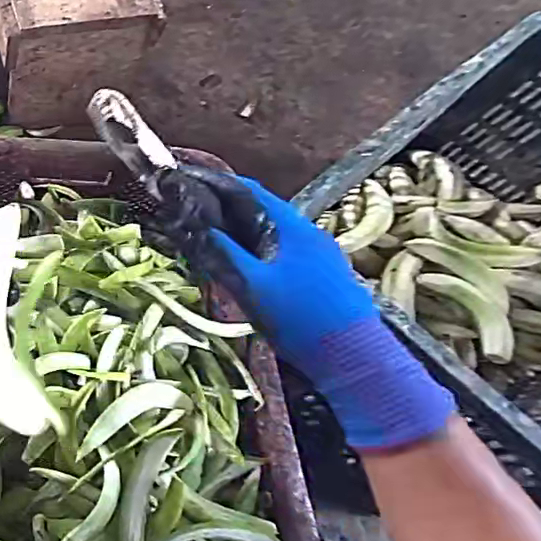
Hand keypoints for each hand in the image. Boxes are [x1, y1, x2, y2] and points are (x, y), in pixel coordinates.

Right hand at [159, 166, 454, 451]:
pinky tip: (242, 261)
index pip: (248, 190)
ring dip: (241, 227)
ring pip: (270, 229)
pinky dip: (255, 245)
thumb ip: (223, 253)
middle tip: (191, 209)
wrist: (354, 357)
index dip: (215, 184)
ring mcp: (317, 253)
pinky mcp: (321, 273)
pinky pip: (280, 247)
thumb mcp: (252, 285)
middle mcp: (307, 232)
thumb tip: (194, 226)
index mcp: (291, 227)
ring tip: (210, 233)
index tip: (186, 182)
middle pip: (259, 208)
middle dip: (224, 206)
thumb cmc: (299, 319)